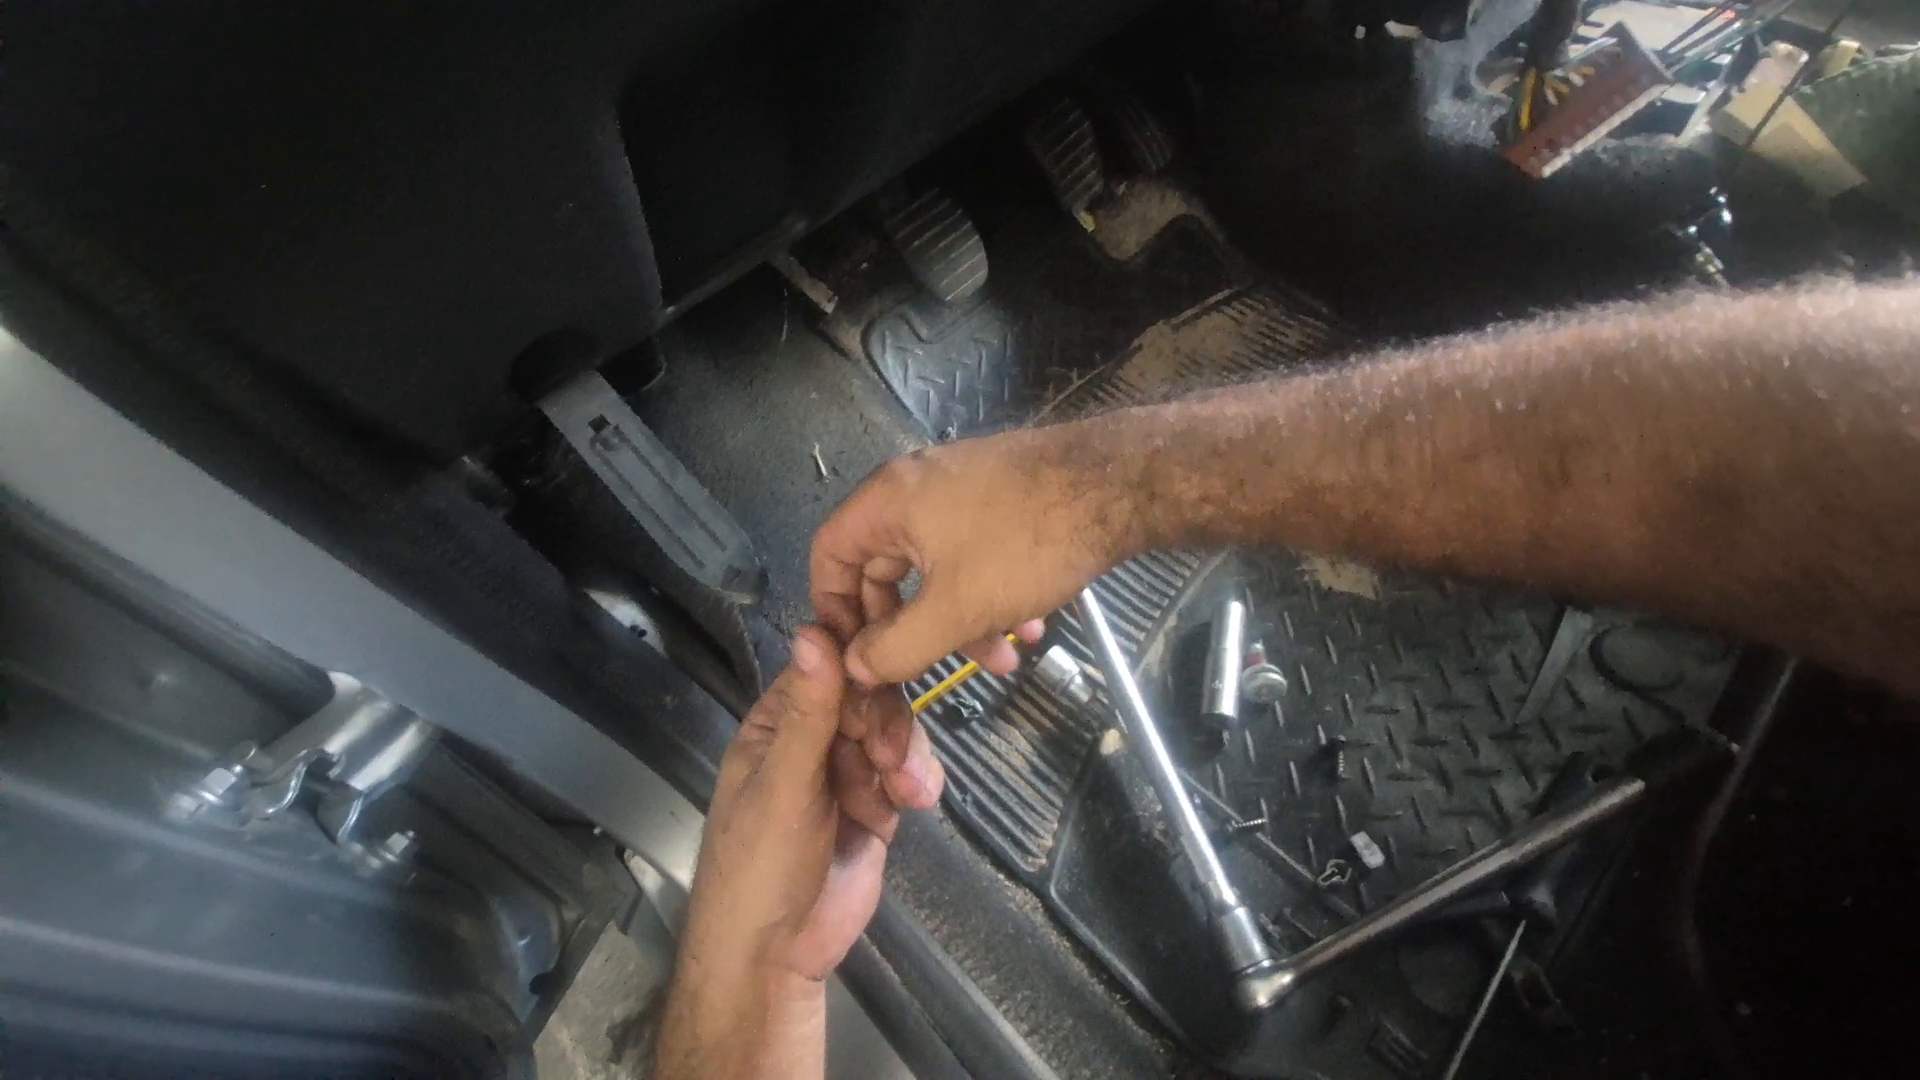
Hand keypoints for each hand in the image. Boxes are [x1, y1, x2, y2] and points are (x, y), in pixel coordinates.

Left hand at [655, 626, 943, 1078]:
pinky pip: (908, 772)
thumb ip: (808, 711)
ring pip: (896, 732)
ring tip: (904, 791)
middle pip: (871, 699)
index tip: (886, 675)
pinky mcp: (877, 803)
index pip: (828, 670)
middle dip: (886, 725)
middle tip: (888, 759)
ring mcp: (849, 771)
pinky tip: (917, 801)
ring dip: (905, 756)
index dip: (859, 669)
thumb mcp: (783, 783)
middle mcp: (816, 738)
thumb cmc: (760, 863)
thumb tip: (812, 629)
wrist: (778, 956)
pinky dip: (917, 781)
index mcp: (780, 722)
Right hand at [810, 425, 1133, 685]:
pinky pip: (973, 555)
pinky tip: (1030, 629)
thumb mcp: (956, 608)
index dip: (834, 608)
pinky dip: (989, 596)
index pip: (830, 553)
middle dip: (909, 628)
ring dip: (959, 622)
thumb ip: (897, 646)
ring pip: (938, 570)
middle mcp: (917, 488)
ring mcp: (962, 490)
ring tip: (1001, 661)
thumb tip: (856, 666)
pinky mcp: (1001, 498)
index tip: (854, 655)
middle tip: (925, 670)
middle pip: (885, 567)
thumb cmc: (1026, 544)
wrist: (1119, 484)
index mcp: (889, 501)